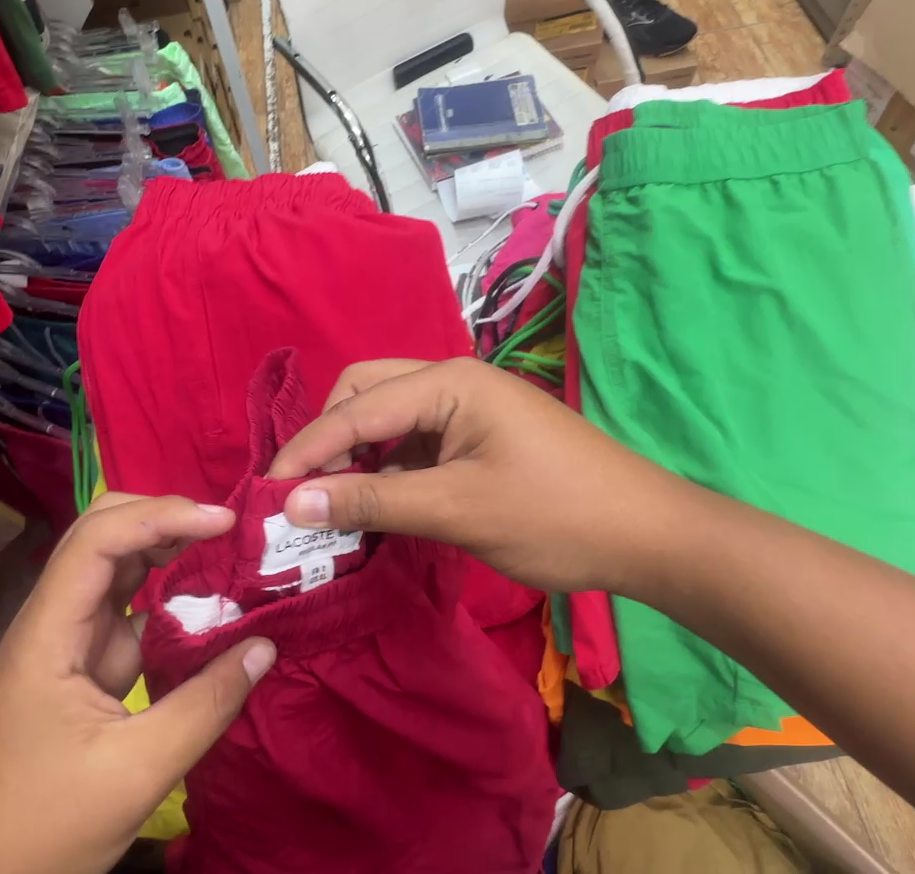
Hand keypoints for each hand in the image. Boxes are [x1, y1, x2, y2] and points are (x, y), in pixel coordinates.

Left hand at [0, 493, 275, 873]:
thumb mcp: (138, 771)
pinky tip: (209, 599)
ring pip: (116, 566)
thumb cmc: (48, 827)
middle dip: (162, 517)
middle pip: (101, 535)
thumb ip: (207, 704)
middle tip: (226, 527)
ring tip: (227, 549)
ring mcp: (68, 641)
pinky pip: (130, 608)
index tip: (222, 520)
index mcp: (47, 634)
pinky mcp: (85, 663)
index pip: (97, 540)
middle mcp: (54, 621)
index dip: (160, 515)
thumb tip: (266, 646)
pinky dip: (170, 595)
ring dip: (169, 550)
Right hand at [267, 357, 704, 593]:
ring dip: (358, 454)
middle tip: (307, 493)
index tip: (267, 493)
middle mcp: (454, 380)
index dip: (307, 450)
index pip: (355, 407)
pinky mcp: (480, 434)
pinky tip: (380, 503)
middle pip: (366, 393)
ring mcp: (470, 407)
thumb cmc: (554, 516)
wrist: (648, 535)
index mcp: (449, 382)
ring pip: (390, 417)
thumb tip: (293, 501)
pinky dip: (389, 468)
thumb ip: (372, 501)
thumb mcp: (456, 510)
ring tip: (336, 504)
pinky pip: (416, 440)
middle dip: (330, 438)